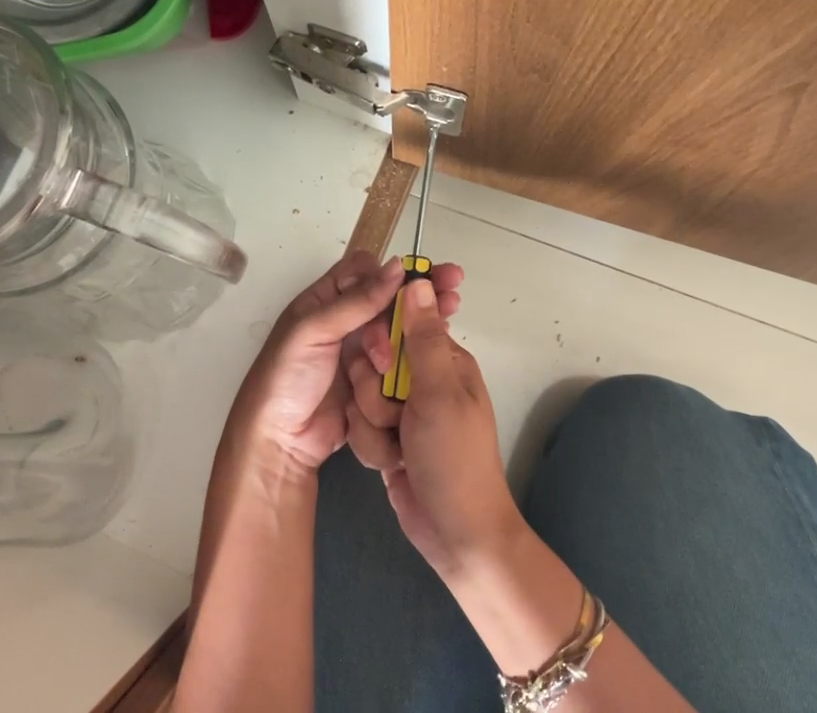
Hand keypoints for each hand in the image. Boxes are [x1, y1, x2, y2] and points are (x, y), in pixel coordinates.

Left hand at [231, 251, 464, 470]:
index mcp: (324, 301)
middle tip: (453, 282)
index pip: (363, 272)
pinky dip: (419, 346)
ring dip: (423, 315)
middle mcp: (344, 320)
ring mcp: (360, 350)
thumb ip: (356, 301)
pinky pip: (400, 357)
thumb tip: (397, 268)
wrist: (281, 439)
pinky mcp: (374, 378)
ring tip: (452, 308)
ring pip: (397, 325)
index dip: (392, 270)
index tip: (422, 272)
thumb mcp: (314, 330)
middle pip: (387, 297)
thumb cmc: (287, 376)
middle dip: (419, 289)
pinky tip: (442, 339)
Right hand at [344, 277, 521, 576]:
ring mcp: (403, 411)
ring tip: (399, 447)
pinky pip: (360, 425)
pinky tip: (391, 464)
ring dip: (372, 425)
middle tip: (398, 415)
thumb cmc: (455, 458)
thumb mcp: (440, 393)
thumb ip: (422, 338)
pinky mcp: (387, 438)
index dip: (382, 342)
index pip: (399, 324)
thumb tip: (419, 281)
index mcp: (444, 360)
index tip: (383, 364)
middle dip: (374, 393)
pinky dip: (370, 446)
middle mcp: (422, 380)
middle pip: (371, 361)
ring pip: (360, 395)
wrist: (456, 534)